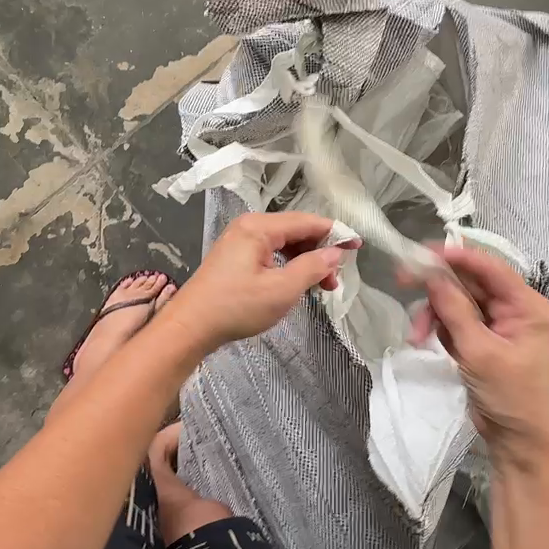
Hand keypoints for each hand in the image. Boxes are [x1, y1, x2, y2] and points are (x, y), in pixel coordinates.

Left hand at [162, 211, 357, 349]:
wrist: (190, 327)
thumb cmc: (236, 307)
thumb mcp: (281, 290)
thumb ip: (312, 268)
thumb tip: (336, 253)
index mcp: (259, 226)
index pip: (307, 221)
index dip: (335, 233)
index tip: (358, 247)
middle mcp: (249, 226)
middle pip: (295, 230)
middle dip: (320, 251)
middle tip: (336, 279)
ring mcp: (240, 241)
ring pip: (284, 243)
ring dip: (305, 261)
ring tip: (322, 287)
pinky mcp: (235, 257)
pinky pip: (270, 253)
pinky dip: (288, 266)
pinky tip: (298, 284)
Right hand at [406, 245, 548, 466]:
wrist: (518, 442)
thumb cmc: (508, 396)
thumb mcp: (479, 351)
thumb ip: (455, 309)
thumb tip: (432, 274)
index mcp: (526, 306)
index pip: (490, 267)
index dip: (457, 256)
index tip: (424, 252)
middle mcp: (514, 309)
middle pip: (470, 283)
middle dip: (437, 289)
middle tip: (402, 282)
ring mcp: (499, 325)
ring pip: (458, 301)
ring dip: (434, 314)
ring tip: (416, 335)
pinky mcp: (484, 340)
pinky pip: (456, 321)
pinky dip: (439, 328)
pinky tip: (425, 340)